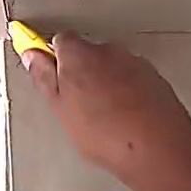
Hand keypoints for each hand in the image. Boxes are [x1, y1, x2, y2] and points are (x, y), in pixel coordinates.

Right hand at [21, 32, 190, 190]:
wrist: (157, 149)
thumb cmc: (108, 132)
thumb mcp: (61, 109)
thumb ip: (44, 77)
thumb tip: (32, 56)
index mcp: (80, 54)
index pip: (60, 40)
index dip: (54, 58)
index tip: (48, 71)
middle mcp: (108, 50)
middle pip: (87, 52)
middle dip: (81, 71)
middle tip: (76, 104)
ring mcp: (134, 62)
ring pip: (111, 66)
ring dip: (105, 82)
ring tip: (103, 118)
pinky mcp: (154, 77)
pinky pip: (132, 79)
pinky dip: (127, 92)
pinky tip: (124, 118)